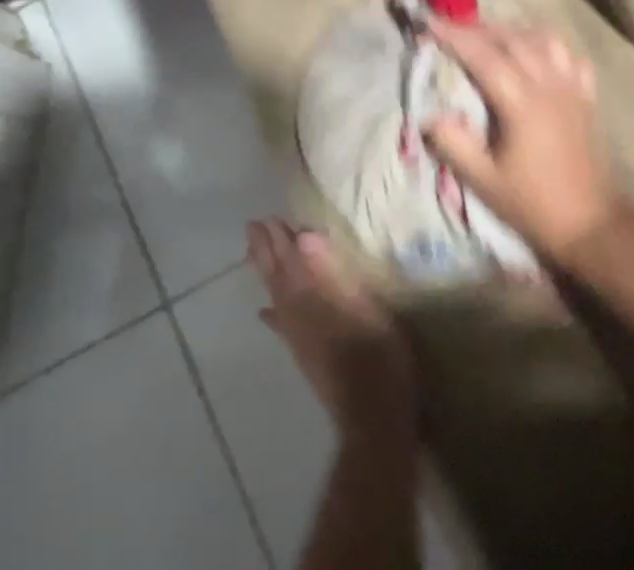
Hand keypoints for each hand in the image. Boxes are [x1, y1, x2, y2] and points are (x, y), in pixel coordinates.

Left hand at [248, 219, 416, 436]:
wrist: (372, 416)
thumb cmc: (380, 359)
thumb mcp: (367, 309)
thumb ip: (335, 273)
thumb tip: (306, 239)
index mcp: (316, 298)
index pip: (293, 261)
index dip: (282, 239)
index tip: (271, 217)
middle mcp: (299, 314)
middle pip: (278, 276)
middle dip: (266, 250)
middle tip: (253, 226)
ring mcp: (298, 336)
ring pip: (275, 297)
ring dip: (266, 273)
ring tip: (255, 255)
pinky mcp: (302, 354)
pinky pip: (280, 326)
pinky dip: (272, 314)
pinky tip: (265, 311)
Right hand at [423, 20, 616, 257]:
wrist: (590, 223)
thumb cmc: (533, 204)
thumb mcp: (483, 181)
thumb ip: (453, 144)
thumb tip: (430, 116)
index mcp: (522, 104)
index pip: (484, 56)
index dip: (455, 37)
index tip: (430, 24)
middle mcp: (549, 87)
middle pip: (513, 39)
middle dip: (479, 28)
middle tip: (451, 30)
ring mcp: (573, 90)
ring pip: (544, 40)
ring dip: (514, 31)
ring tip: (491, 38)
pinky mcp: (587, 99)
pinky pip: (570, 57)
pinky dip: (548, 47)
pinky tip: (536, 55)